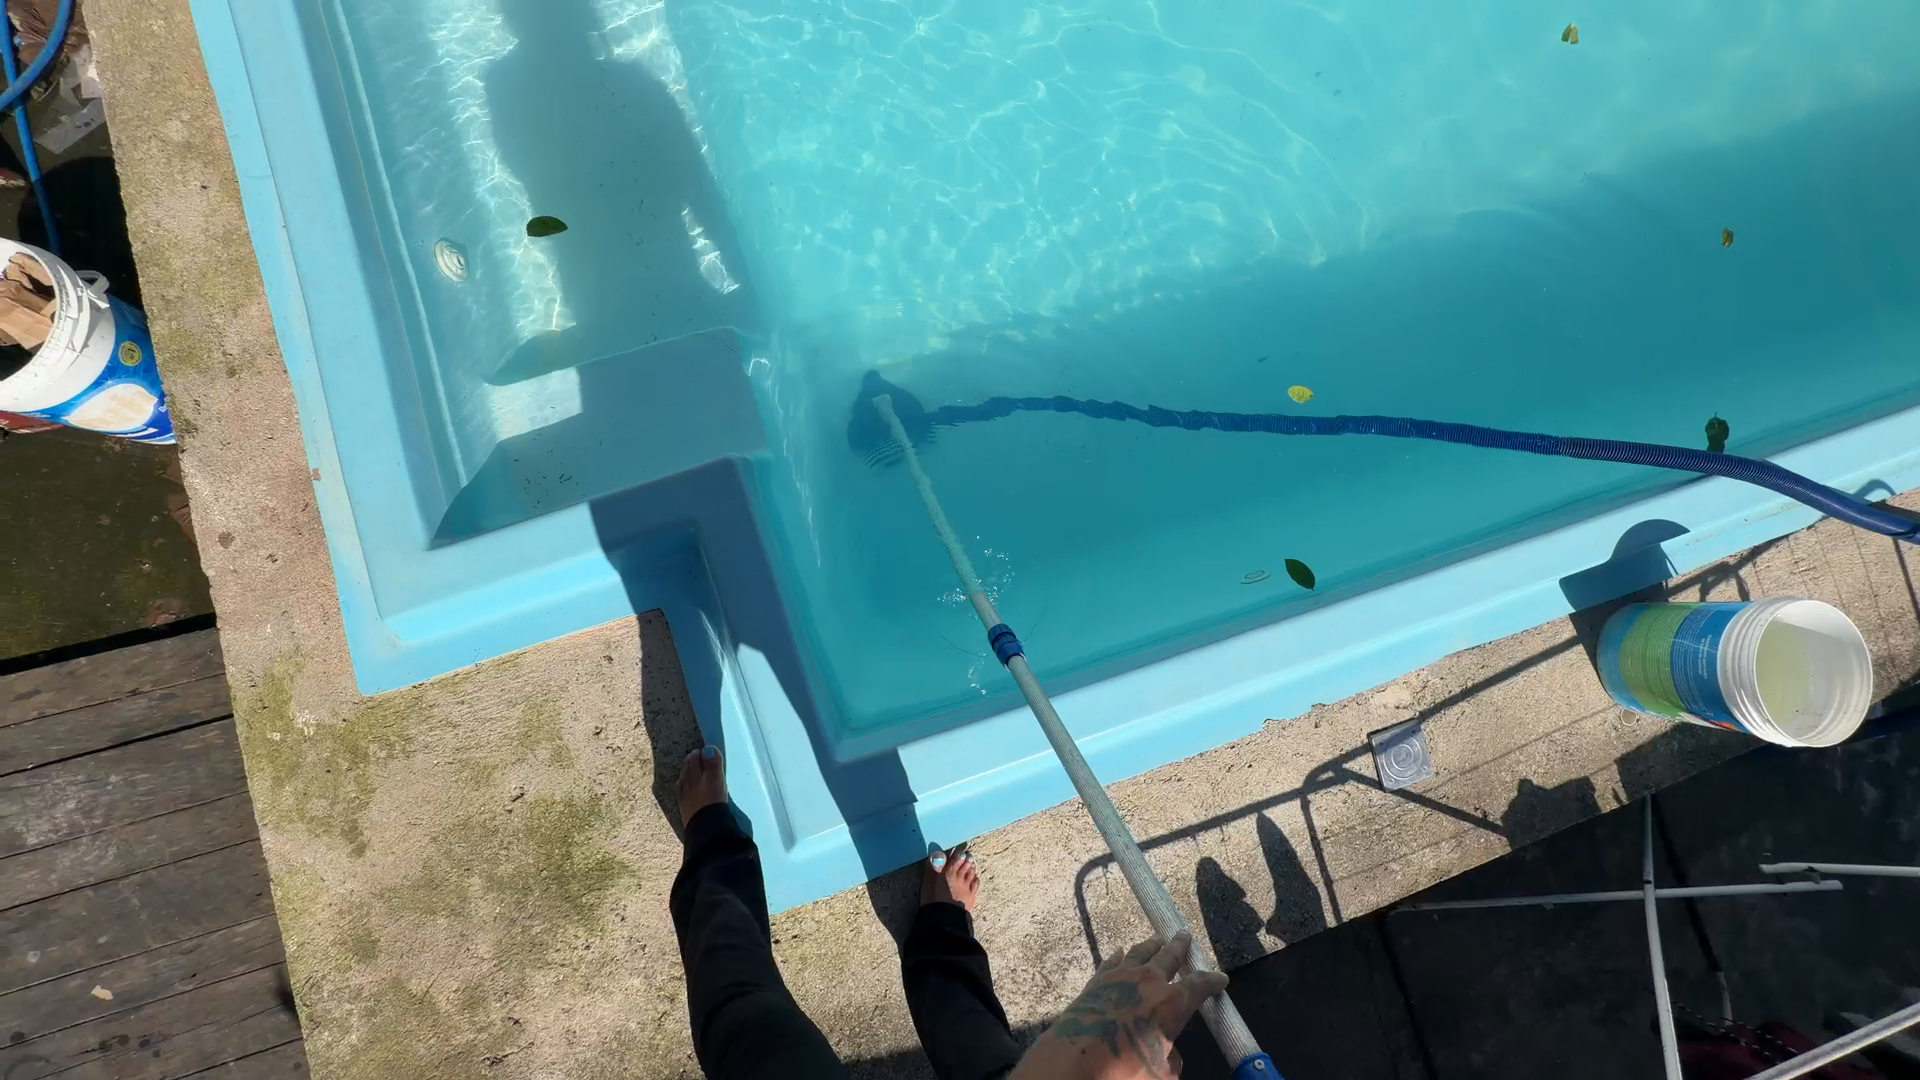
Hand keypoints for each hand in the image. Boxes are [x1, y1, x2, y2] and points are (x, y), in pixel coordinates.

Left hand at [1011, 930, 1227, 1079]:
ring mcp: (1121, 976)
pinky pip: (1113, 961)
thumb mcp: (1160, 1074)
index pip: (1198, 986)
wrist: (1079, 1056)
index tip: (1221, 977)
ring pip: (1141, 952)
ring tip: (1158, 937)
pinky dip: (1119, 955)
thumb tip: (1172, 1057)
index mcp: (1171, 1004)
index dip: (1211, 981)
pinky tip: (1121, 951)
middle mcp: (1149, 981)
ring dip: (1152, 944)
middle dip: (1179, 945)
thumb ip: (1171, 1062)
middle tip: (1185, 934)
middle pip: (1169, 956)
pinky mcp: (1099, 979)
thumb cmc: (1127, 1069)